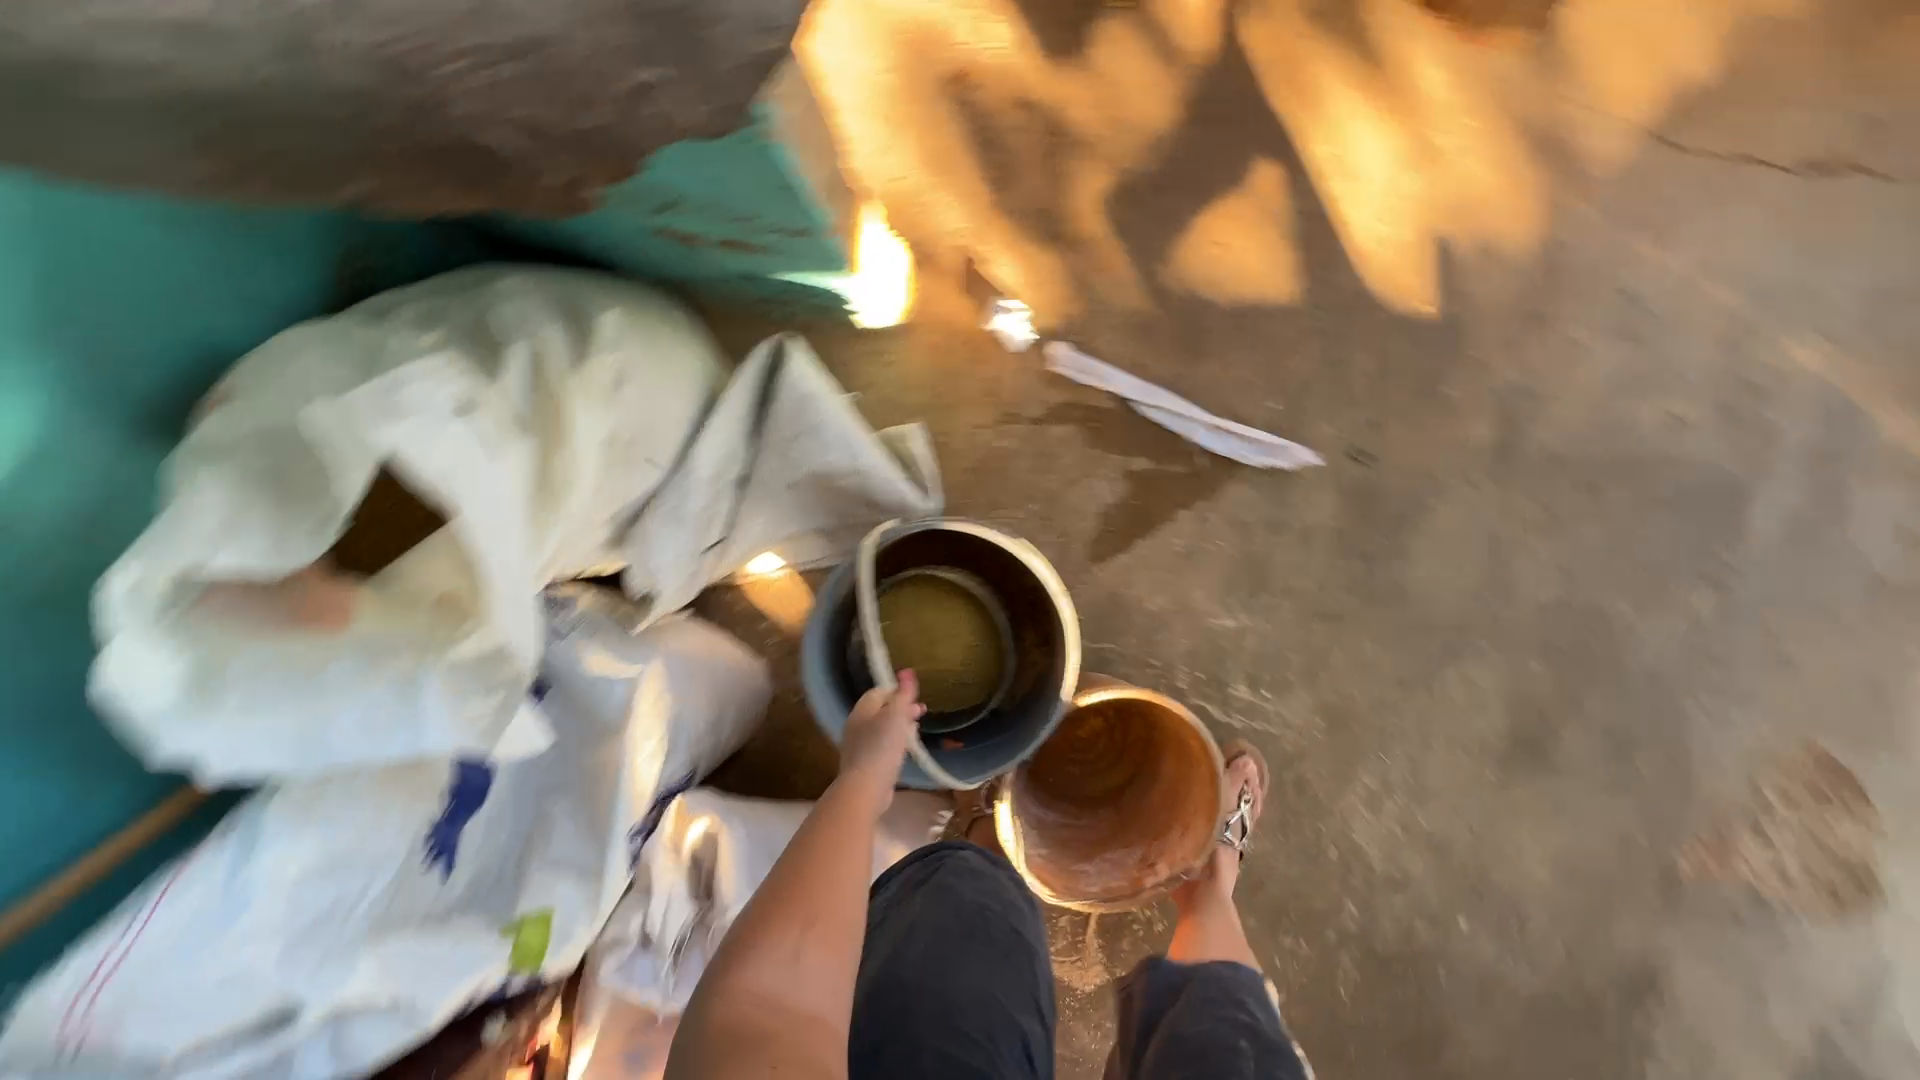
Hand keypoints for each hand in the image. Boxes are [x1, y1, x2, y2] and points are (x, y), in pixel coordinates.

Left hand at [839, 670, 925, 787]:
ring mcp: (858, 745)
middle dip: (901, 708)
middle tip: (921, 712)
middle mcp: (856, 724)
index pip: (879, 691)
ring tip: (915, 730)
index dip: (898, 691)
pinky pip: (881, 746)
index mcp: (862, 709)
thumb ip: (903, 693)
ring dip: (899, 726)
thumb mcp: (896, 715)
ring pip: (881, 728)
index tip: (916, 697)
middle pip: (881, 710)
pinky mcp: (864, 763)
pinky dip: (894, 743)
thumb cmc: (882, 746)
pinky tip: (905, 750)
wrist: (866, 787)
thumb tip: (907, 671)